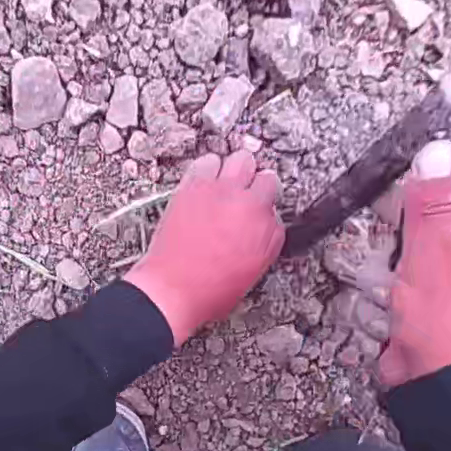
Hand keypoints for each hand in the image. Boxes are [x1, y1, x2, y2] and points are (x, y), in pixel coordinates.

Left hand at [125, 150, 284, 344]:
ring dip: (233, 170)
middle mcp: (250, 206)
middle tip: (242, 194)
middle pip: (264, 176)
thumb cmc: (207, 291)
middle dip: (255, 183)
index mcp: (267, 231)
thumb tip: (262, 228)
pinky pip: (208, 161)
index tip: (254, 211)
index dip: (264, 208)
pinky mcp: (195, 186)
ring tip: (223, 185)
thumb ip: (262, 243)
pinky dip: (207, 168)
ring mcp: (222, 192)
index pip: (277, 206)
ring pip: (240, 159)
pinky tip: (203, 181)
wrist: (173, 291)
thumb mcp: (251, 274)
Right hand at [378, 140, 450, 387]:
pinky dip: (376, 307)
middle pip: (399, 236)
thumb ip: (432, 201)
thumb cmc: (444, 321)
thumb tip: (436, 148)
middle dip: (386, 261)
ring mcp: (432, 285)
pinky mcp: (410, 308)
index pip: (426, 204)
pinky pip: (378, 293)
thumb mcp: (435, 251)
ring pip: (382, 267)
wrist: (434, 380)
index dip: (402, 220)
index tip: (397, 240)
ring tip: (395, 306)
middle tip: (399, 281)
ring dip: (378, 288)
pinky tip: (389, 321)